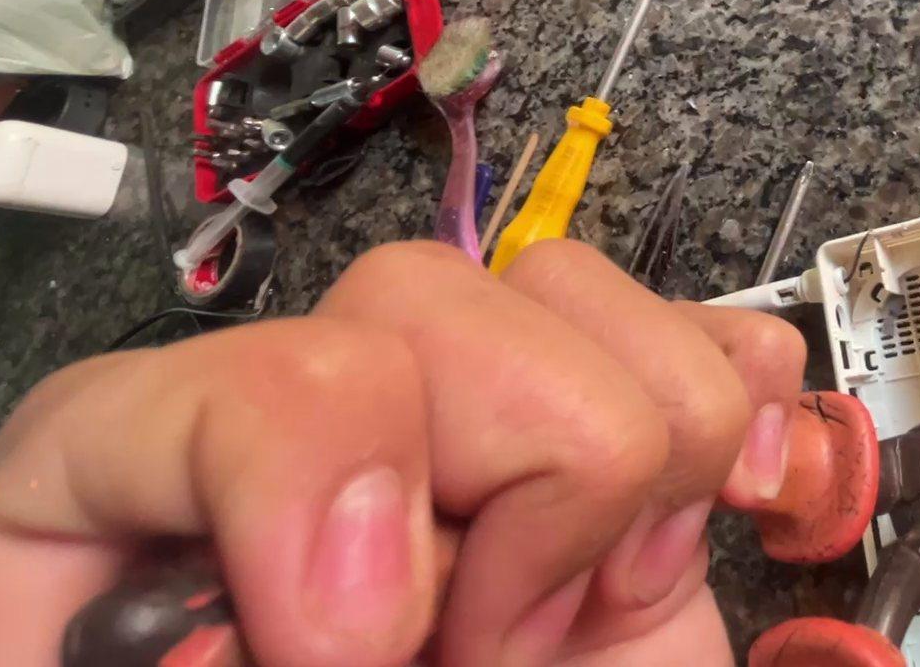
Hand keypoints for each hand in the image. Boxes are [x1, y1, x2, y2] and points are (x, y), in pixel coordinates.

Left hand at [0, 240, 805, 666]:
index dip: (311, 471)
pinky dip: (752, 416)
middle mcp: (351, 402)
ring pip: (577, 288)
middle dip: (500, 486)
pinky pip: (719, 332)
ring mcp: (520, 393)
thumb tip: (366, 603)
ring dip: (628, 474)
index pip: (222, 370)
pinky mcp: (651, 405)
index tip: (376, 646)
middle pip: (423, 299)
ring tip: (598, 601)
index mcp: (167, 500)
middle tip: (509, 647)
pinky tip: (733, 510)